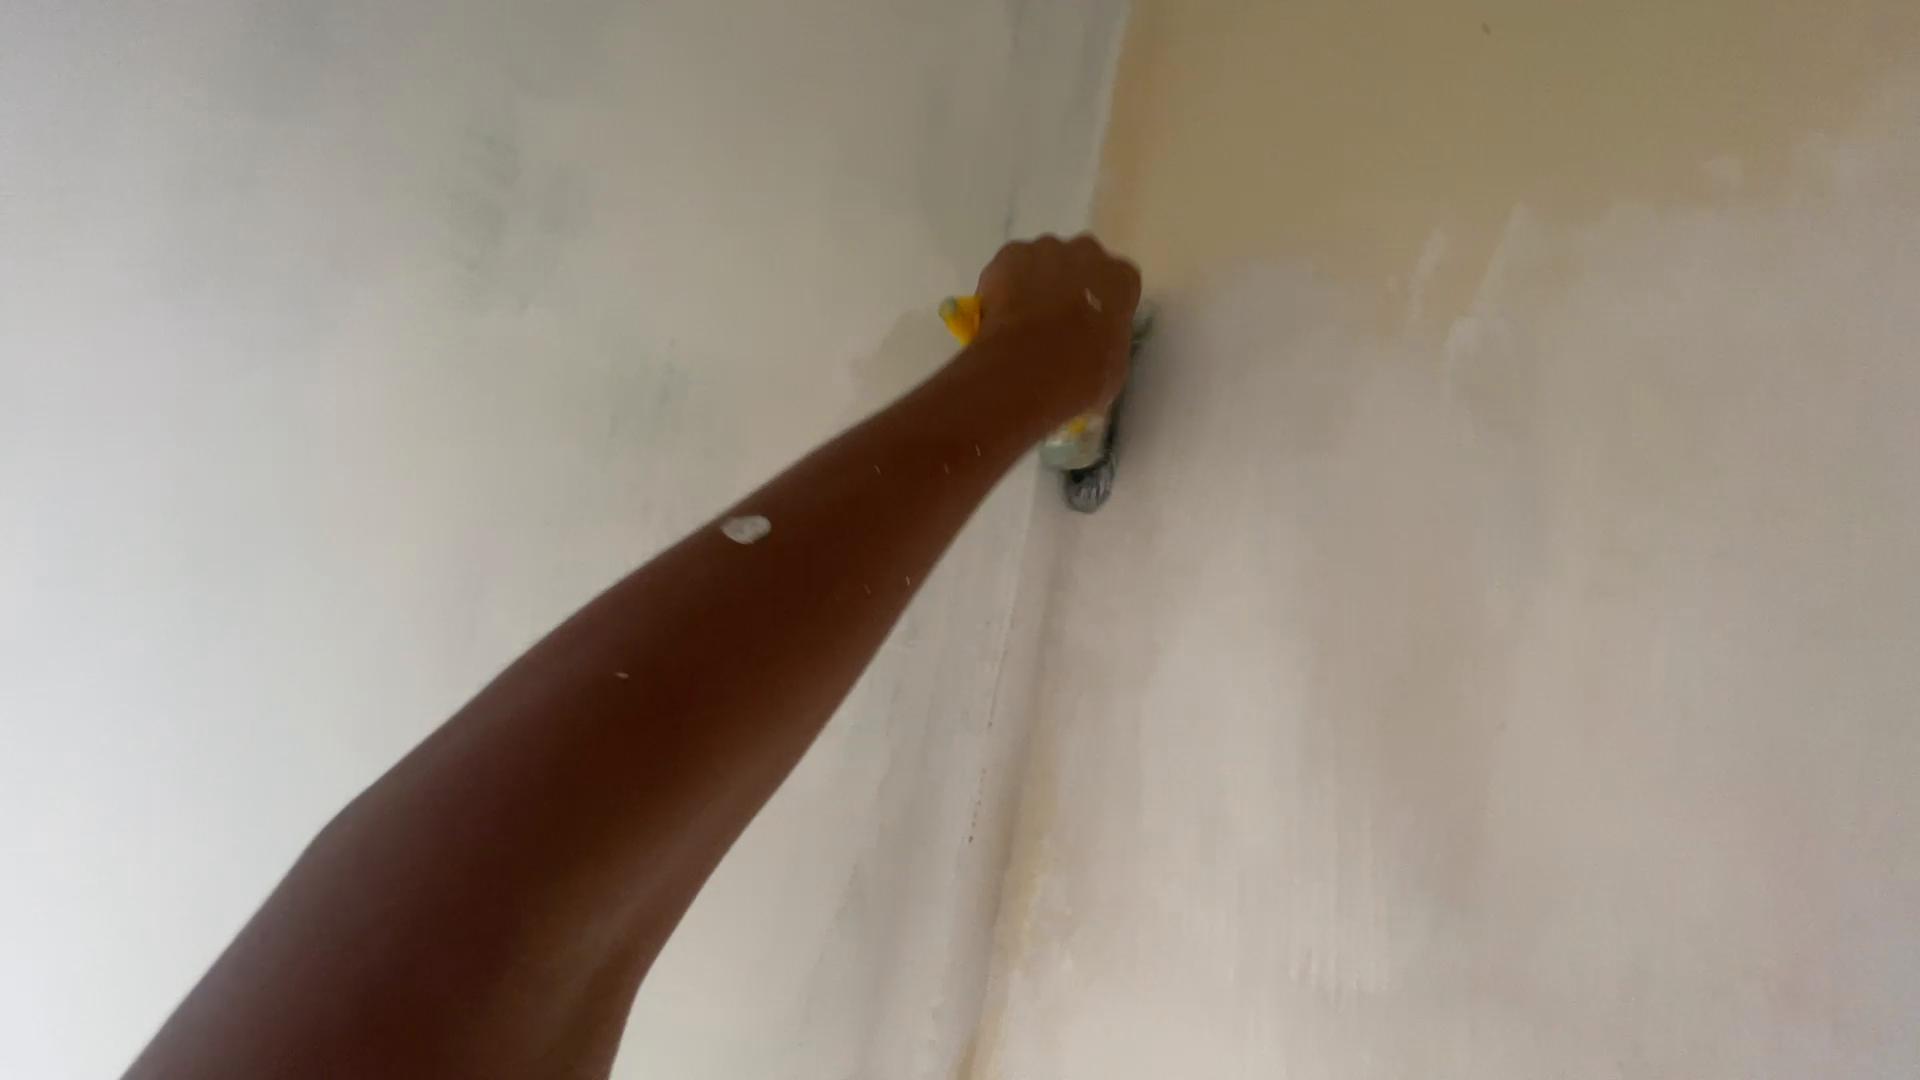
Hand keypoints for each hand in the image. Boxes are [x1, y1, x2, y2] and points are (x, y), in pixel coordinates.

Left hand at [975, 234, 1141, 411]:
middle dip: (1066, 286)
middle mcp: (1088, 253)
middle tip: (1052, 323)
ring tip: (1021, 322)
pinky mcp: (1009, 255)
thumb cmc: (1080, 375)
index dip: (1099, 306)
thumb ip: (1107, 344)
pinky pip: (1007, 268)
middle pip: (1078, 263)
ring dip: (1033, 284)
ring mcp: (1046, 249)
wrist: (1029, 369)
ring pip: (1040, 262)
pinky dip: (1003, 287)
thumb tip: (1094, 348)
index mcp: (1121, 280)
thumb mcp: (1111, 369)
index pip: (1116, 285)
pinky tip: (1000, 317)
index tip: (1087, 326)